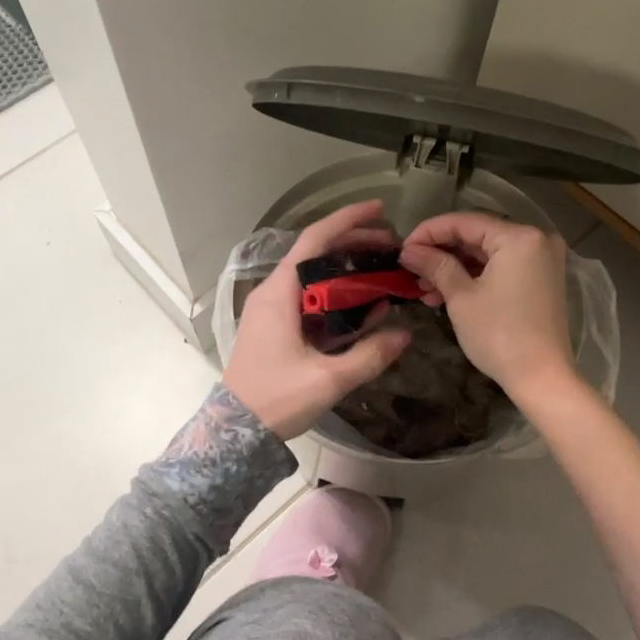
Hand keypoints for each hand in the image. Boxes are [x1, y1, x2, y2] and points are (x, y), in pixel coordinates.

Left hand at [222, 200, 412, 438]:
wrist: (235, 431)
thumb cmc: (276, 398)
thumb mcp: (328, 379)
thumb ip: (369, 355)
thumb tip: (405, 335)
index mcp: (280, 293)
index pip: (314, 240)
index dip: (347, 220)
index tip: (379, 209)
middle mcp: (273, 293)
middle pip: (316, 254)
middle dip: (354, 245)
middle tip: (391, 247)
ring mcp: (271, 310)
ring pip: (313, 277)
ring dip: (346, 270)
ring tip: (383, 270)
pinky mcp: (274, 328)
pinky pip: (308, 299)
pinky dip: (335, 295)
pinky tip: (362, 307)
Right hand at [399, 212, 573, 395]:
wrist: (541, 377)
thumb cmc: (499, 335)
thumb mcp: (461, 297)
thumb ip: (436, 266)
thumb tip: (408, 251)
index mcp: (519, 237)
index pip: (464, 222)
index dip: (428, 232)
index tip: (402, 249)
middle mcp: (536, 239)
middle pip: (477, 235)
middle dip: (441, 252)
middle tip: (411, 269)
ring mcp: (541, 260)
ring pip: (487, 253)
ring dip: (455, 267)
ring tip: (423, 288)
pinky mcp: (541, 279)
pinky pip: (502, 267)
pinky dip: (475, 277)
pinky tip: (445, 293)